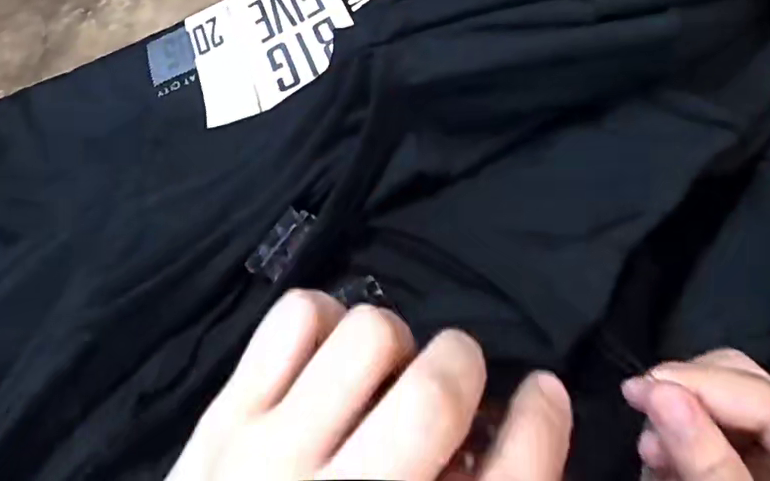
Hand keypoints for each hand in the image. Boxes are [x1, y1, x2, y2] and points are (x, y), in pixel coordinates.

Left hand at [167, 290, 572, 480]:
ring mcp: (273, 455)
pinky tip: (326, 347)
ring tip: (384, 364)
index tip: (544, 390)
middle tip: (457, 368)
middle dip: (462, 363)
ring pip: (363, 337)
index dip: (541, 426)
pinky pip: (293, 318)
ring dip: (391, 339)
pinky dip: (324, 315)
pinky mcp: (225, 416)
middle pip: (432, 396)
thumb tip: (491, 441)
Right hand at [620, 349, 769, 480]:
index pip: (768, 398)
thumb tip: (655, 389)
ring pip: (736, 412)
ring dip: (682, 419)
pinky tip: (664, 459)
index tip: (635, 390)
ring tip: (648, 450)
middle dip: (687, 395)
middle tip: (641, 415)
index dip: (698, 384)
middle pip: (752, 389)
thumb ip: (711, 466)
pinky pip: (732, 439)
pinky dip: (690, 441)